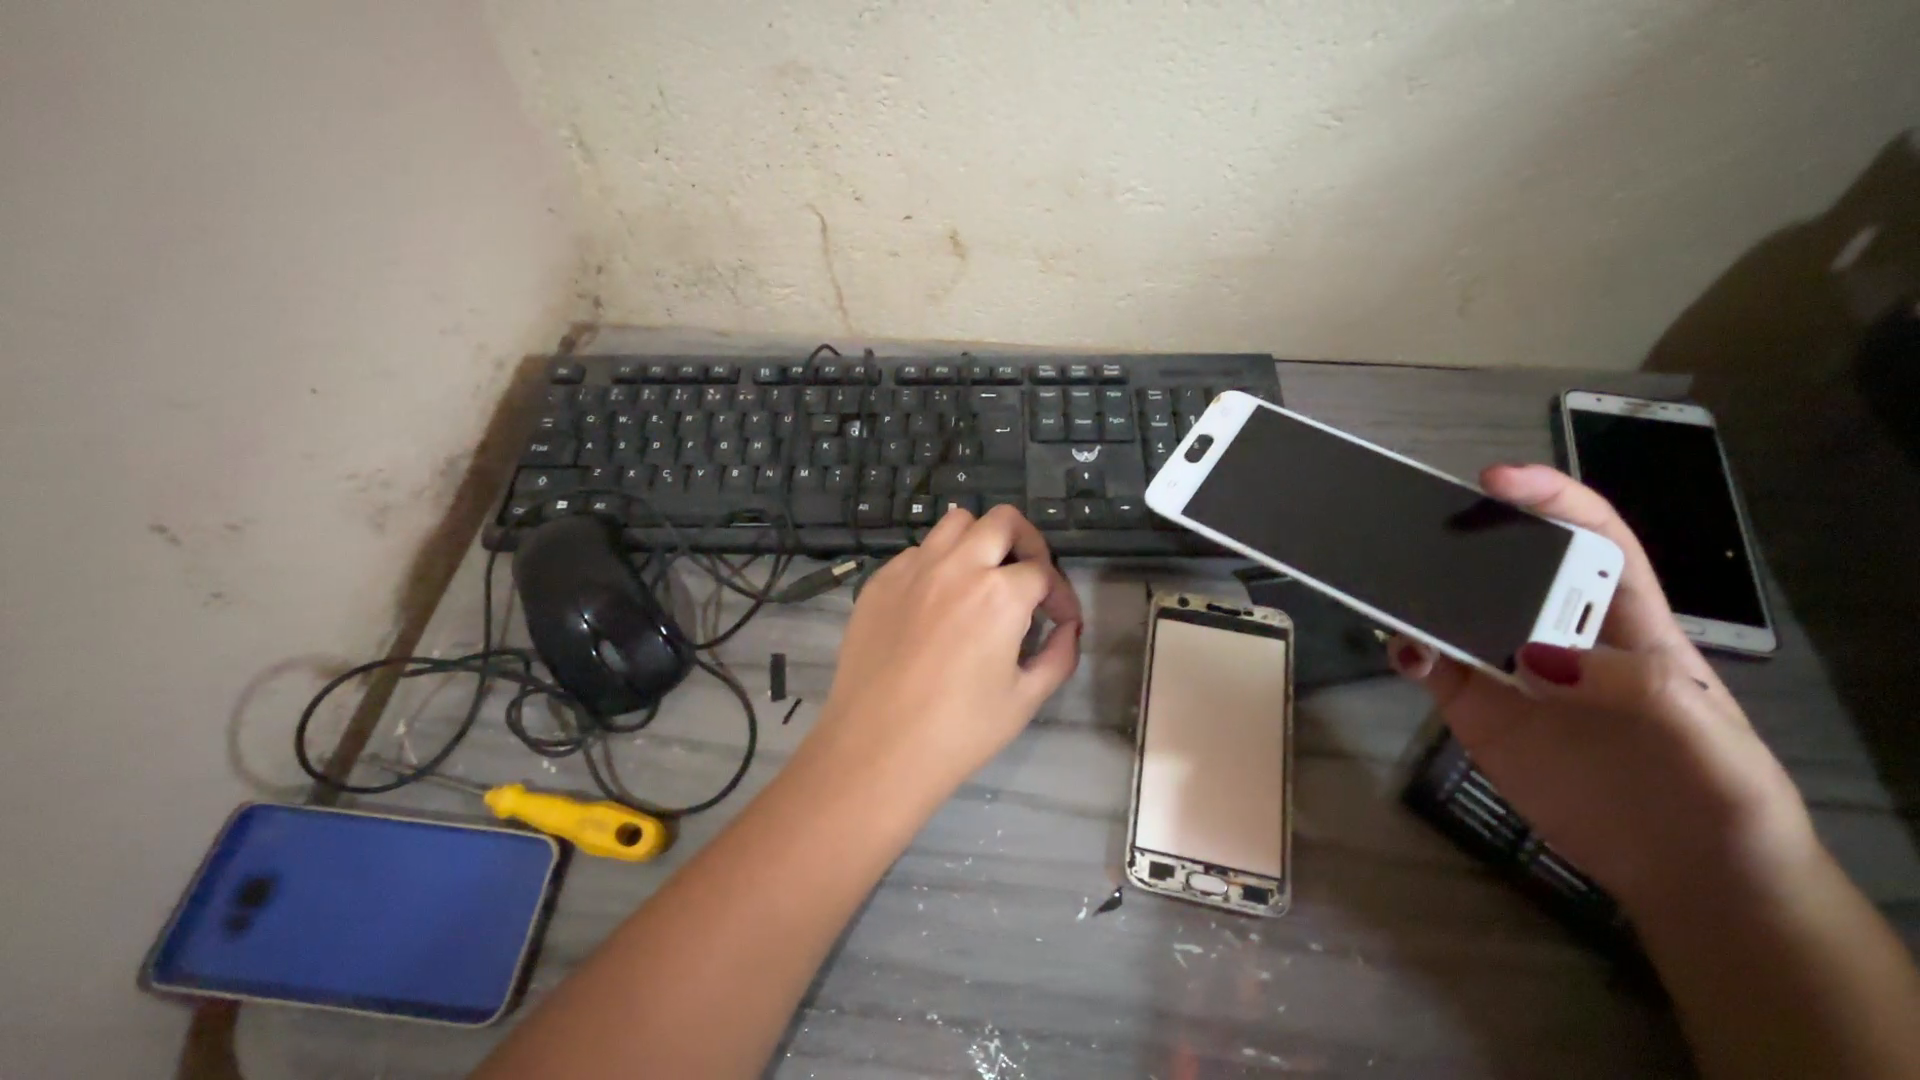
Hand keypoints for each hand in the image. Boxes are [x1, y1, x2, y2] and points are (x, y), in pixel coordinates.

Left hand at [808, 505, 1082, 795]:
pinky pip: (917, 552)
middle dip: (1027, 543)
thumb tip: (1068, 629)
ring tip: (984, 577)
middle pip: (1002, 521)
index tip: (1061, 621)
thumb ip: (1059, 655)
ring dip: (979, 541)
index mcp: (1000, 594)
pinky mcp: (879, 583)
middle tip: (1029, 580)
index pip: (1044, 571)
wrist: (877, 748)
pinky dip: (938, 562)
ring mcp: (912, 570)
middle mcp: (957, 567)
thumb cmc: (959, 731)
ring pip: (955, 523)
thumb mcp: (1025, 699)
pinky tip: (938, 601)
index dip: (1060, 595)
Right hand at [1390, 465, 1813, 910]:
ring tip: (1387, 583)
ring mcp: (1512, 670)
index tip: (1496, 482)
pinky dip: (1409, 650)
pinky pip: (1433, 666)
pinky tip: (1404, 651)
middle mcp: (1561, 632)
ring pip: (1457, 612)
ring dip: (1421, 594)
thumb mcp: (1703, 733)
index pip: (1593, 537)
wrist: (1684, 868)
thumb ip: (1631, 683)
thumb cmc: (1715, 790)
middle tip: (1417, 526)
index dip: (1549, 500)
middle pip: (1509, 565)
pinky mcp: (1478, 709)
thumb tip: (1534, 657)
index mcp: (1628, 620)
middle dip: (1466, 538)